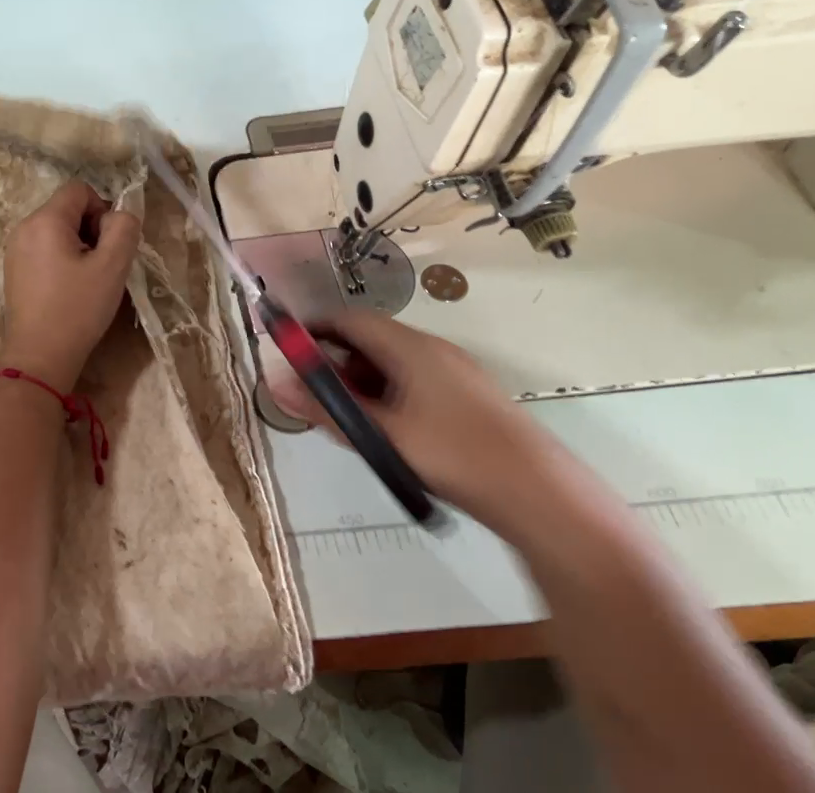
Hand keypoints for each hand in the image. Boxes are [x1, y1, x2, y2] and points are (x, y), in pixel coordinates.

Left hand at [0, 181, 141, 388]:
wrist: (39, 356)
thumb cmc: (77, 309)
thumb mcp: (112, 267)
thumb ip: (124, 228)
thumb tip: (119, 214)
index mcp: (44, 220)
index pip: (79, 190)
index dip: (102, 209)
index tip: (109, 243)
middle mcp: (23, 228)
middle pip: (66, 209)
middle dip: (90, 229)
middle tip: (102, 265)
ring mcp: (14, 250)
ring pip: (56, 230)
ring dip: (78, 246)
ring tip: (86, 280)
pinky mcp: (14, 271)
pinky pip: (43, 250)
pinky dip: (61, 260)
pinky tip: (69, 290)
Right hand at [269, 309, 565, 525]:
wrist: (539, 494)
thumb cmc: (453, 456)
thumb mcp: (379, 435)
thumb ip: (325, 408)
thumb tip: (275, 382)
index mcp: (411, 348)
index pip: (350, 319)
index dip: (314, 330)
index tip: (288, 353)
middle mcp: (434, 349)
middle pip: (371, 338)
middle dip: (335, 361)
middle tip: (314, 395)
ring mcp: (456, 372)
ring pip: (393, 362)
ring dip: (361, 381)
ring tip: (349, 419)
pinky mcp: (469, 396)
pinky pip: (414, 380)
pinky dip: (387, 394)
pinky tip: (388, 430)